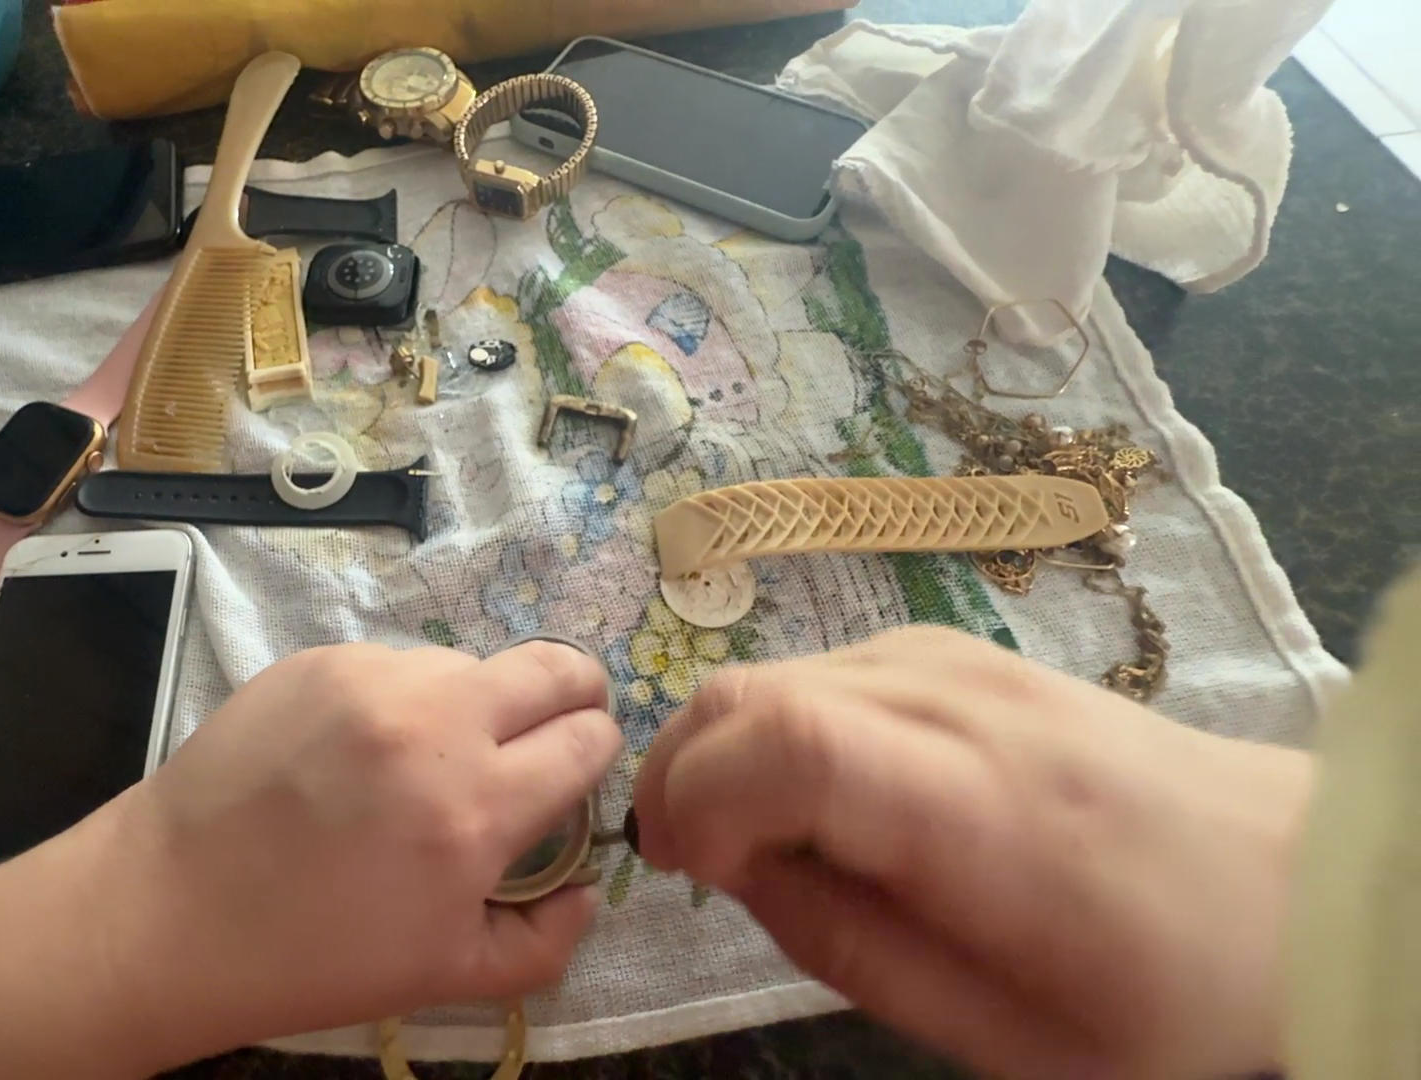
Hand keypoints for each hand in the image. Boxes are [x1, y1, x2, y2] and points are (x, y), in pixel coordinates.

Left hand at [107, 641, 620, 1062]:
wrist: (172, 906)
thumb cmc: (313, 953)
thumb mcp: (445, 976)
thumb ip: (545, 940)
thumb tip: (586, 886)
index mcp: (476, 809)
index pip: (587, 740)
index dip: (596, 749)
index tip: (577, 764)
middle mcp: (434, 724)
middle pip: (555, 666)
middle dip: (575, 690)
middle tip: (555, 721)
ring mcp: (373, 678)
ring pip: (470, 664)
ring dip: (474, 702)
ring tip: (429, 751)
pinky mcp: (323, 657)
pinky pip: (397, 663)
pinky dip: (403, 696)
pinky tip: (361, 743)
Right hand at [632, 627, 1311, 1079]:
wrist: (1283, 871)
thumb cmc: (1153, 988)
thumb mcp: (996, 1033)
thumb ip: (833, 939)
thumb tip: (726, 856)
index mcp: (982, 807)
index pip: (794, 747)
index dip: (703, 796)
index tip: (689, 868)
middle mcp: (946, 697)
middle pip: (745, 695)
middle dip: (676, 772)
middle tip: (679, 849)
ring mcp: (931, 653)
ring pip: (755, 678)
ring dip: (710, 750)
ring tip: (736, 824)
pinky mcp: (925, 641)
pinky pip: (796, 675)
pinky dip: (757, 728)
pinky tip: (799, 784)